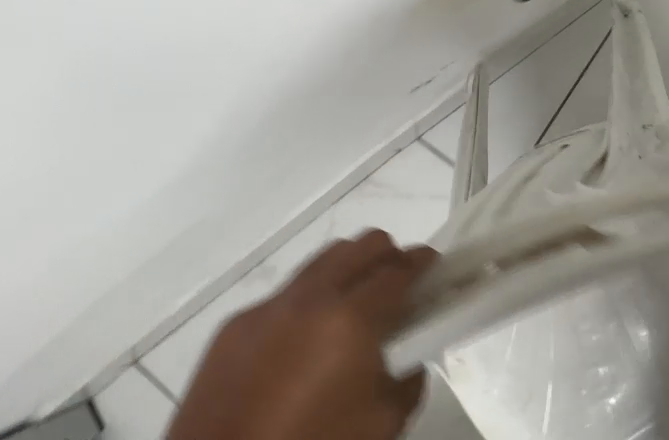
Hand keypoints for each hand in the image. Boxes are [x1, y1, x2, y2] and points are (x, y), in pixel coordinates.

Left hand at [169, 230, 436, 439]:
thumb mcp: (382, 424)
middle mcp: (311, 299)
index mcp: (352, 319)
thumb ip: (408, 378)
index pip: (401, 268)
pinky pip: (284, 295)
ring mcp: (268, 308)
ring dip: (348, 271)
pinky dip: (307, 304)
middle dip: (389, 256)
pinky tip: (302, 346)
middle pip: (363, 245)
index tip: (434, 268)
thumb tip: (408, 355)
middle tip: (396, 288)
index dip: (424, 262)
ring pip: (323, 260)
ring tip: (351, 310)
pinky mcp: (234, 327)